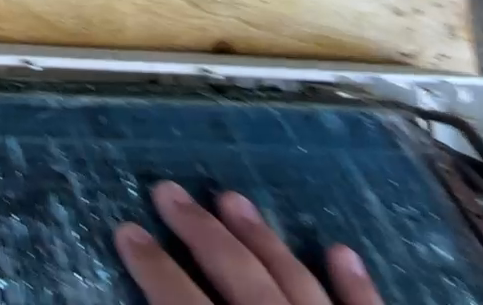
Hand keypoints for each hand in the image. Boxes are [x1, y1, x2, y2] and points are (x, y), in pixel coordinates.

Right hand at [115, 181, 382, 304]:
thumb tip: (143, 296)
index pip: (180, 300)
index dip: (151, 265)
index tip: (126, 229)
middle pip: (237, 275)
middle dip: (200, 231)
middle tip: (167, 190)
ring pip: (296, 282)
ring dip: (263, 239)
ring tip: (233, 198)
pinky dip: (356, 284)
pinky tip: (341, 251)